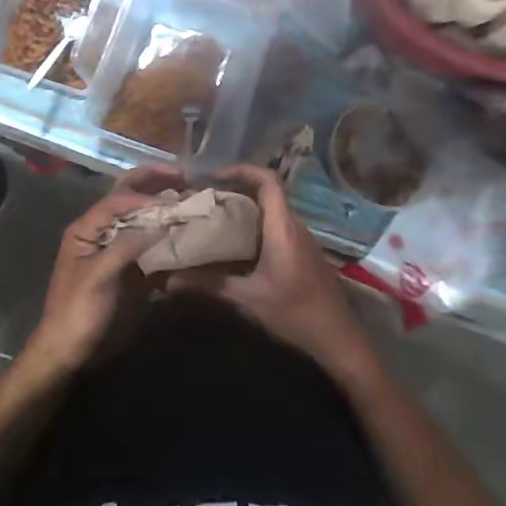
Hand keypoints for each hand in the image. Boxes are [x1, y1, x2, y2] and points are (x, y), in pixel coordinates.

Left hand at [21, 165, 185, 377]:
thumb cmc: (77, 312)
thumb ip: (127, 246)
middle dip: (154, 182)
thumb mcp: (99, 277)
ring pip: (139, 212)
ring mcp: (114, 245)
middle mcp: (99, 230)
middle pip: (126, 195)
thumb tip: (161, 222)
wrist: (69, 348)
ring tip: (189, 194)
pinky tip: (183, 225)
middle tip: (184, 176)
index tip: (174, 199)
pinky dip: (164, 226)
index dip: (145, 196)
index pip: (117, 200)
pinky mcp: (127, 261)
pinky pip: (147, 235)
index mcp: (85, 229)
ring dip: (161, 201)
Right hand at [172, 165, 375, 380]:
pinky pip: (275, 227)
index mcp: (283, 228)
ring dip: (244, 209)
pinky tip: (233, 243)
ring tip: (212, 217)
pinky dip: (254, 227)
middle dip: (235, 190)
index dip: (242, 170)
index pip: (268, 181)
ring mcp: (301, 238)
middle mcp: (294, 225)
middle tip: (203, 199)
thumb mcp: (248, 298)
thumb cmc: (294, 312)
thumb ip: (210, 285)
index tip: (212, 175)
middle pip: (266, 193)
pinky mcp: (301, 252)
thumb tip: (170, 279)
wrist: (335, 334)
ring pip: (271, 211)